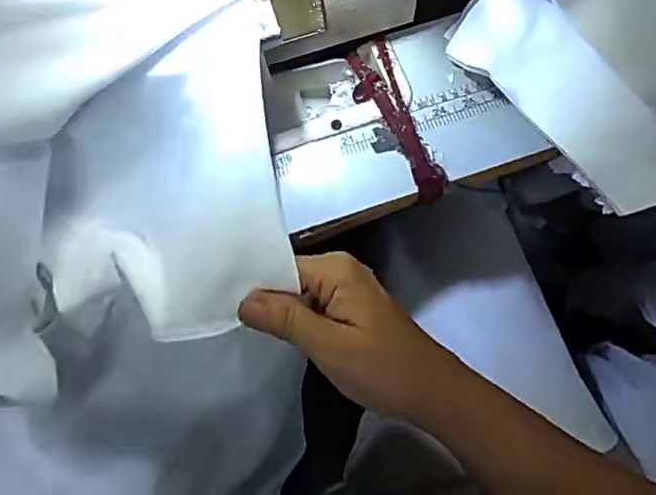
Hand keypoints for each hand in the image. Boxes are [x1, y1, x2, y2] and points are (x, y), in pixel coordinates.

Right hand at [240, 253, 473, 423]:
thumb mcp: (329, 347)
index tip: (224, 301)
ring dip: (283, 312)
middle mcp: (342, 269)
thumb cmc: (381, 367)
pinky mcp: (352, 307)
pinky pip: (316, 305)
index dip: (256, 284)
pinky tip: (283, 337)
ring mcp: (349, 287)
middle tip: (231, 319)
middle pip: (291, 277)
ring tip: (247, 328)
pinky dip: (300, 320)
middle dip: (267, 298)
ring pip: (302, 293)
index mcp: (337, 268)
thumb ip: (287, 319)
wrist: (430, 390)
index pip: (283, 265)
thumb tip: (245, 299)